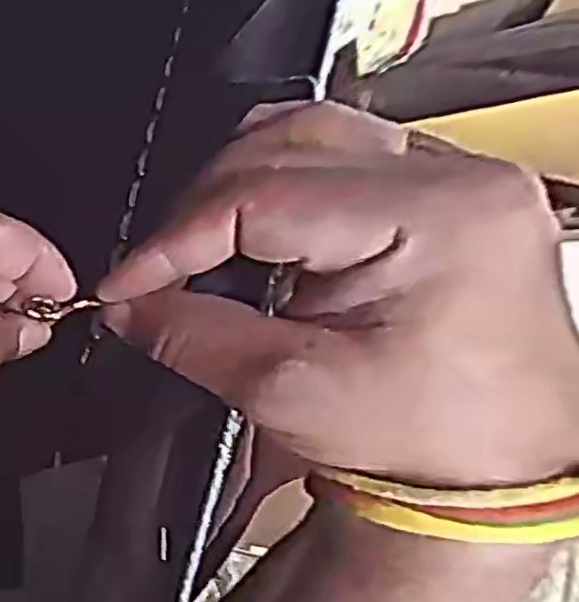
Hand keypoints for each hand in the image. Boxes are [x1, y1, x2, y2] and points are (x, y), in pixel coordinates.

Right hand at [97, 101, 578, 488]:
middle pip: (277, 152)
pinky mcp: (423, 207)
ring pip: (301, 142)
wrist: (483, 459)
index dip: (168, 244)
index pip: (256, 197)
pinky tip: (227, 233)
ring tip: (179, 255)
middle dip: (187, 216)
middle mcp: (450, 182)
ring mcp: (443, 187)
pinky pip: (327, 164)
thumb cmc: (419, 427)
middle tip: (144, 278)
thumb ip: (188, 334)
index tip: (118, 289)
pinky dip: (258, 192)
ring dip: (219, 195)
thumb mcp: (278, 385)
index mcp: (432, 217)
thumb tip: (125, 307)